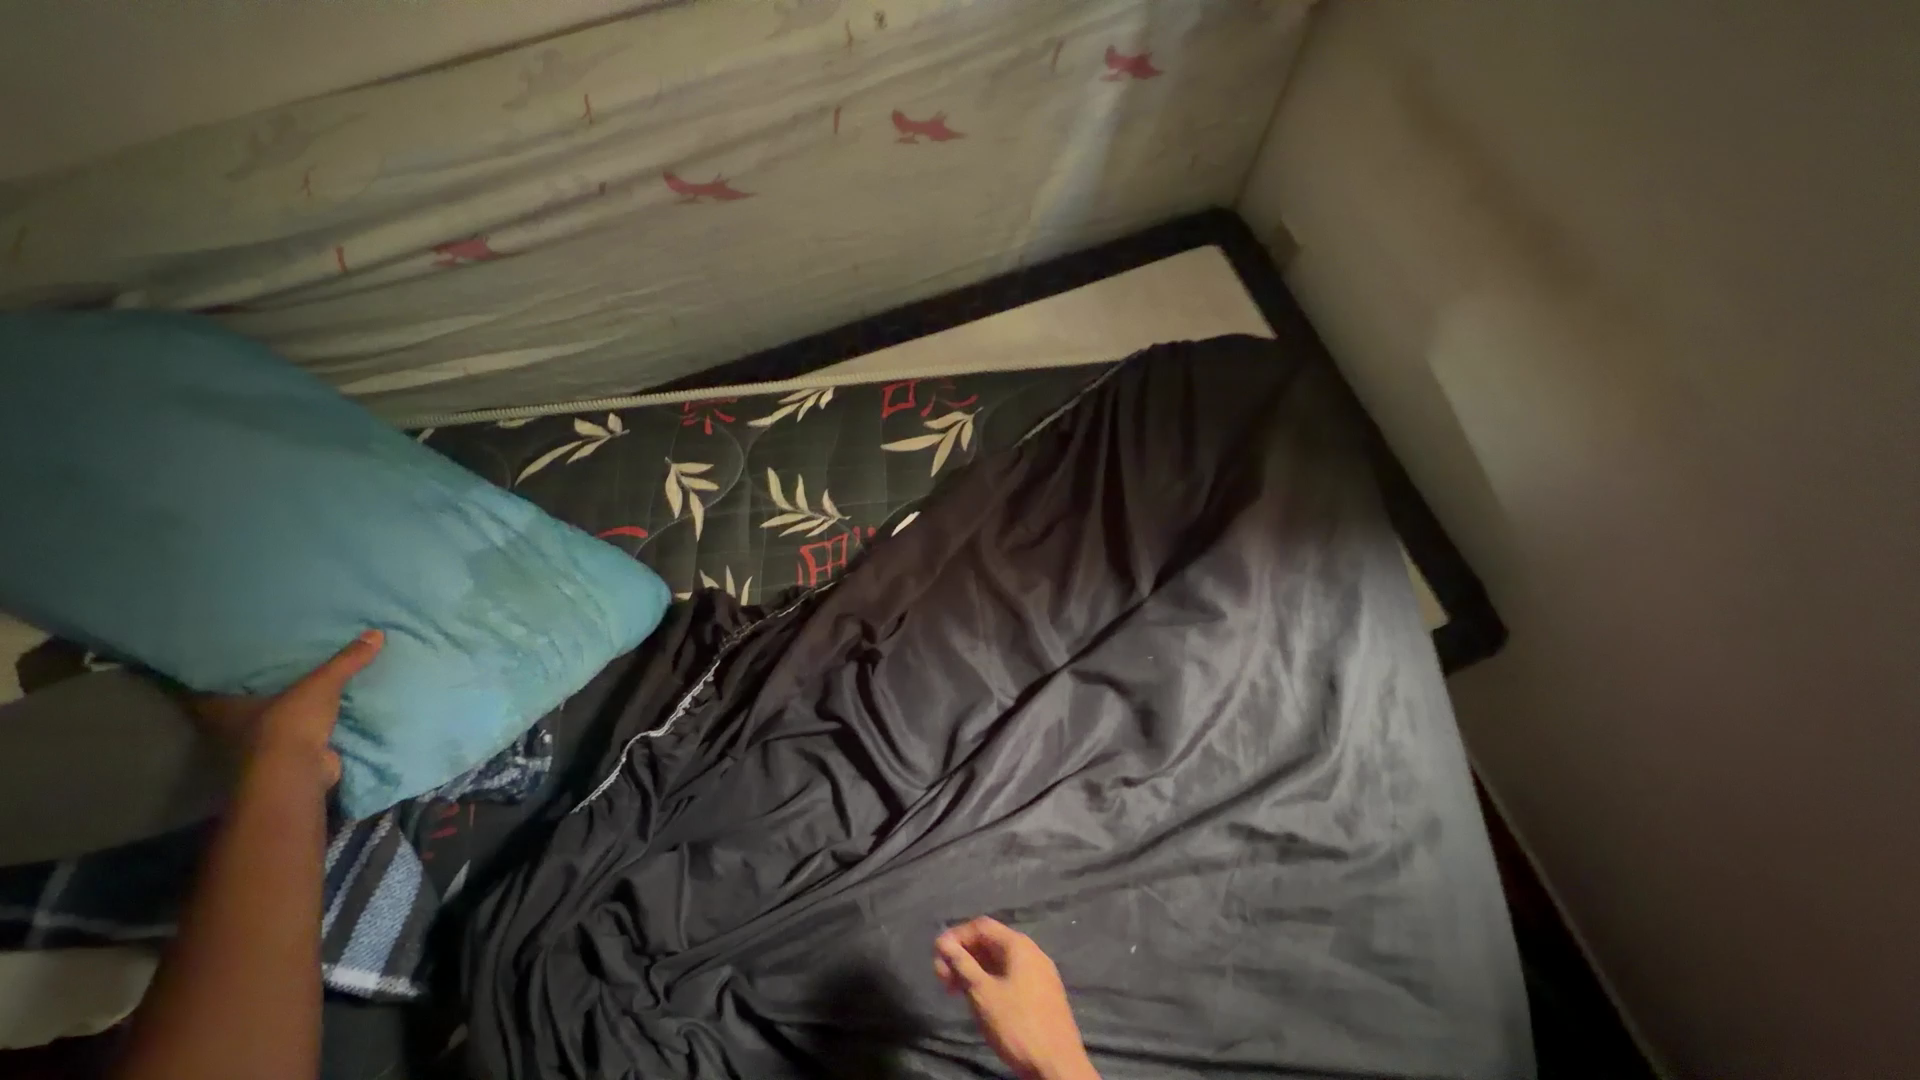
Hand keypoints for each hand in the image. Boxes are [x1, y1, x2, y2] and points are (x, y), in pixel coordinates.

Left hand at [190, 630, 383, 785]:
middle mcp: (230, 730)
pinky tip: (320, 723)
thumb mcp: (321, 685)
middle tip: (268, 672)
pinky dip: (301, 736)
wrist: (297, 774)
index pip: (203, 689)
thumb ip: (346, 661)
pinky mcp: (280, 763)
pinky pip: (290, 743)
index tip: (221, 663)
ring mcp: (255, 750)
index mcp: (223, 709)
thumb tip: (376, 632)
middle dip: (248, 696)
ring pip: (262, 727)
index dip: (211, 677)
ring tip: (297, 694)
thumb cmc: (288, 724)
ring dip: (277, 717)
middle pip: (233, 708)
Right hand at [934, 917, 1098, 1079]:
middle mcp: (1032, 952)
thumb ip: (961, 964)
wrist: (1057, 1065)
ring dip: (975, 971)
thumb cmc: (1016, 1024)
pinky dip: (991, 982)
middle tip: (942, 978)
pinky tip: (980, 1001)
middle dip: (964, 956)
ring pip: (1000, 962)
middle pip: (991, 942)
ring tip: (955, 992)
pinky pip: (1011, 977)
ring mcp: (1040, 973)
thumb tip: (943, 941)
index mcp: (1018, 945)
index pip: (981, 926)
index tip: (937, 957)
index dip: (956, 936)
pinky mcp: (1043, 994)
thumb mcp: (982, 993)